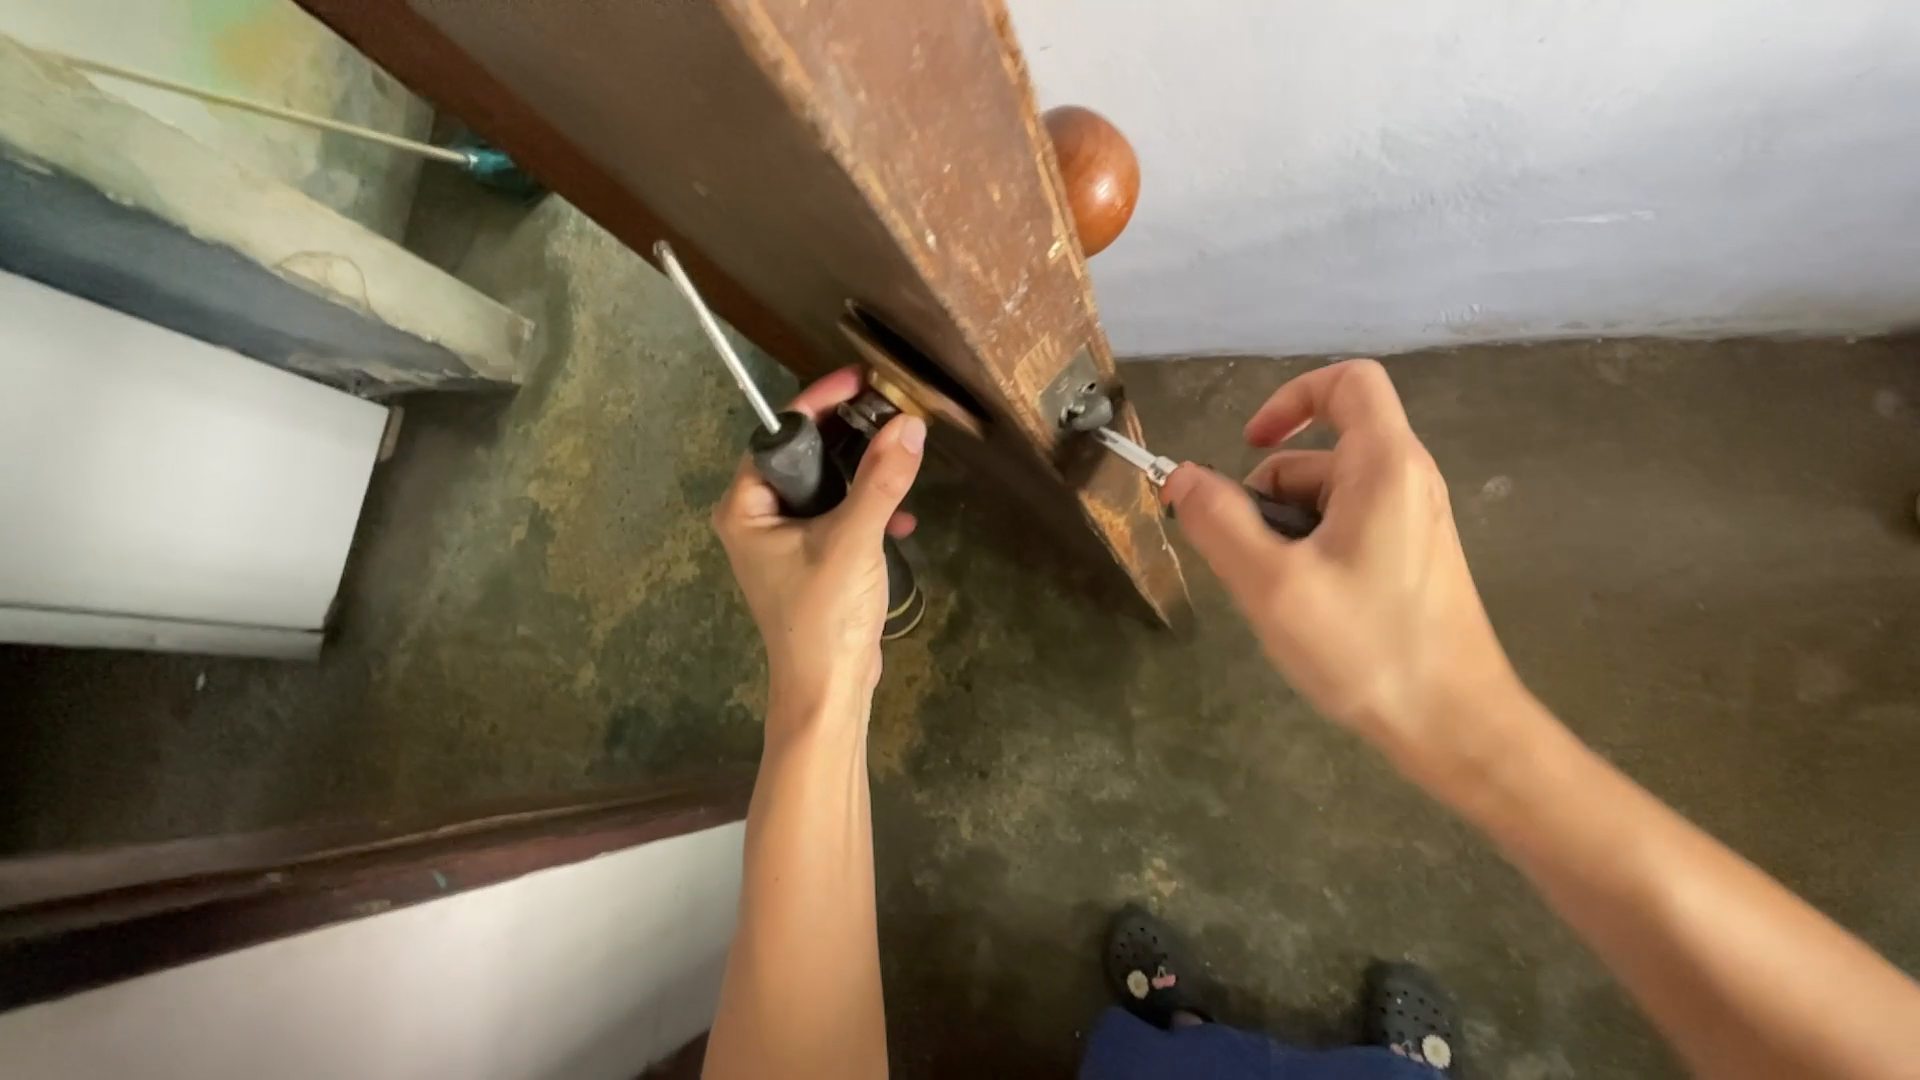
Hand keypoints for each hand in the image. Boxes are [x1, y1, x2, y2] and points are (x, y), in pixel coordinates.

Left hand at [712, 367, 924, 719]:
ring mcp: (787, 540)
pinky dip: (868, 509)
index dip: (820, 404)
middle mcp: (760, 517)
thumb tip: (911, 424)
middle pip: (807, 456)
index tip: (862, 381)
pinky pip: (841, 514)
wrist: (830, 689)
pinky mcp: (814, 559)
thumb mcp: (854, 540)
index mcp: (747, 506)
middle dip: (851, 438)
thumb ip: (881, 481)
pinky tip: (901, 517)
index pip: (781, 435)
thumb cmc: (824, 616)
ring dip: (866, 474)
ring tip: (903, 460)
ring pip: (828, 485)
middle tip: (893, 415)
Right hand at [1161, 359, 1520, 767]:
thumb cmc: (1365, 648)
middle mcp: (1406, 482)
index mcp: (1384, 468)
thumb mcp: (1271, 583)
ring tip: (1272, 594)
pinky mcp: (1408, 560)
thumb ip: (1218, 522)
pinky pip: (1343, 531)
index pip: (1347, 383)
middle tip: (1244, 559)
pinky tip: (1300, 607)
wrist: (1455, 728)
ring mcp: (1411, 524)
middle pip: (1319, 454)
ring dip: (1281, 531)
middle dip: (1265, 495)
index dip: (1290, 397)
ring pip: (1325, 499)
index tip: (1247, 447)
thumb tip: (1179, 476)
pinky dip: (1307, 552)